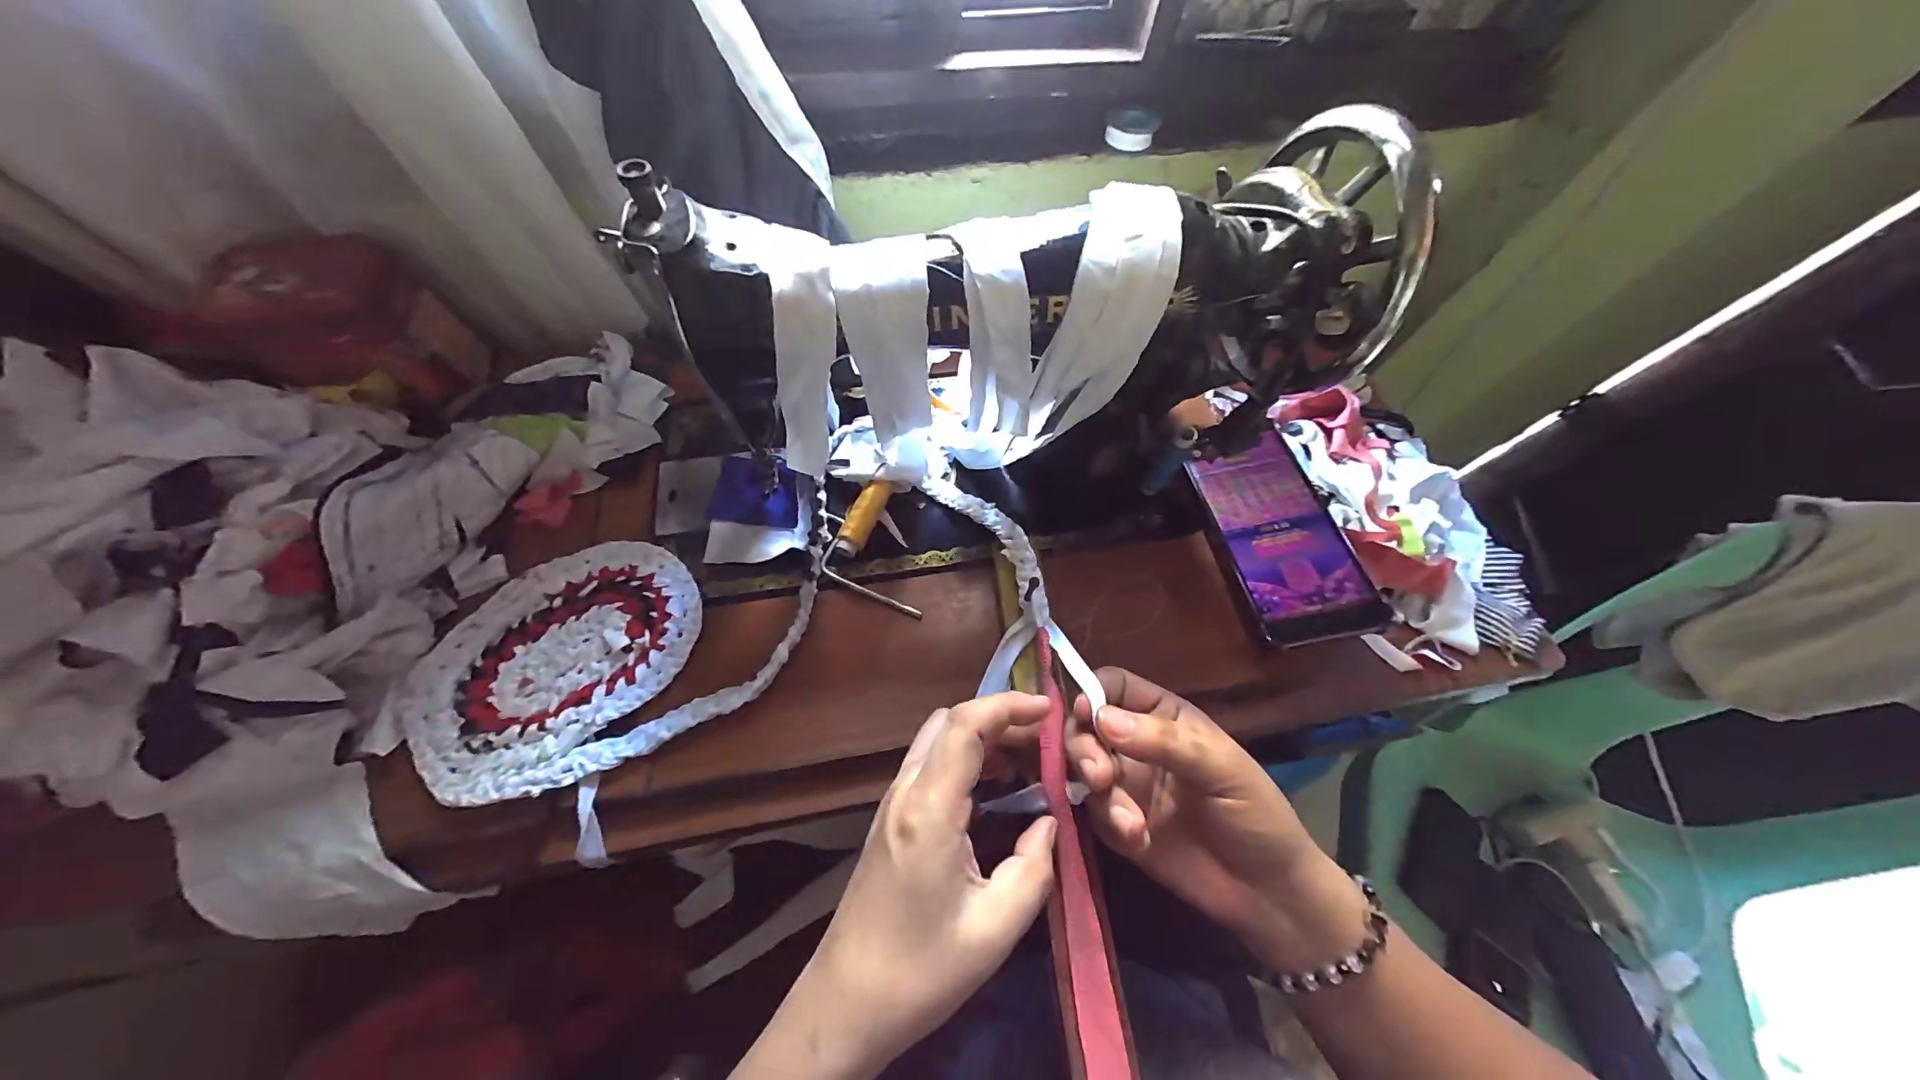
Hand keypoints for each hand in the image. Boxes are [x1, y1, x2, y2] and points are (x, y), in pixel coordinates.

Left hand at [734, 692, 1057, 1079]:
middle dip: (999, 718)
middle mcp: (905, 792)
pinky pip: (928, 765)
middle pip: (949, 722)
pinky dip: (963, 759)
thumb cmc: (922, 970)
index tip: (1049, 711)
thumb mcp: (996, 927)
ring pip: (936, 739)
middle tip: (1044, 741)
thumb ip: (1034, 866)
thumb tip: (1049, 822)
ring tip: (1026, 763)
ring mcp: (891, 803)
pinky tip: (992, 791)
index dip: (1008, 705)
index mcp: (928, 809)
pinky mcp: (889, 818)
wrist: (847, 1001)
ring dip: (980, 737)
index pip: (965, 725)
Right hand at [1068, 668, 1369, 971]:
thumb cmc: (1257, 814)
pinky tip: (1138, 839)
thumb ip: (1164, 740)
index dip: (1091, 693)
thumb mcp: (1222, 768)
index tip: (1086, 715)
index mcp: (1164, 716)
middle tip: (1100, 777)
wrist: (1269, 894)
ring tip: (1129, 819)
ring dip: (1097, 790)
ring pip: (1081, 768)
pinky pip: (1093, 812)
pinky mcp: (1118, 825)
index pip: (1112, 686)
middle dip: (1083, 747)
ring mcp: (1125, 785)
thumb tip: (1102, 718)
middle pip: (1085, 726)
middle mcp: (1136, 744)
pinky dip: (1108, 822)